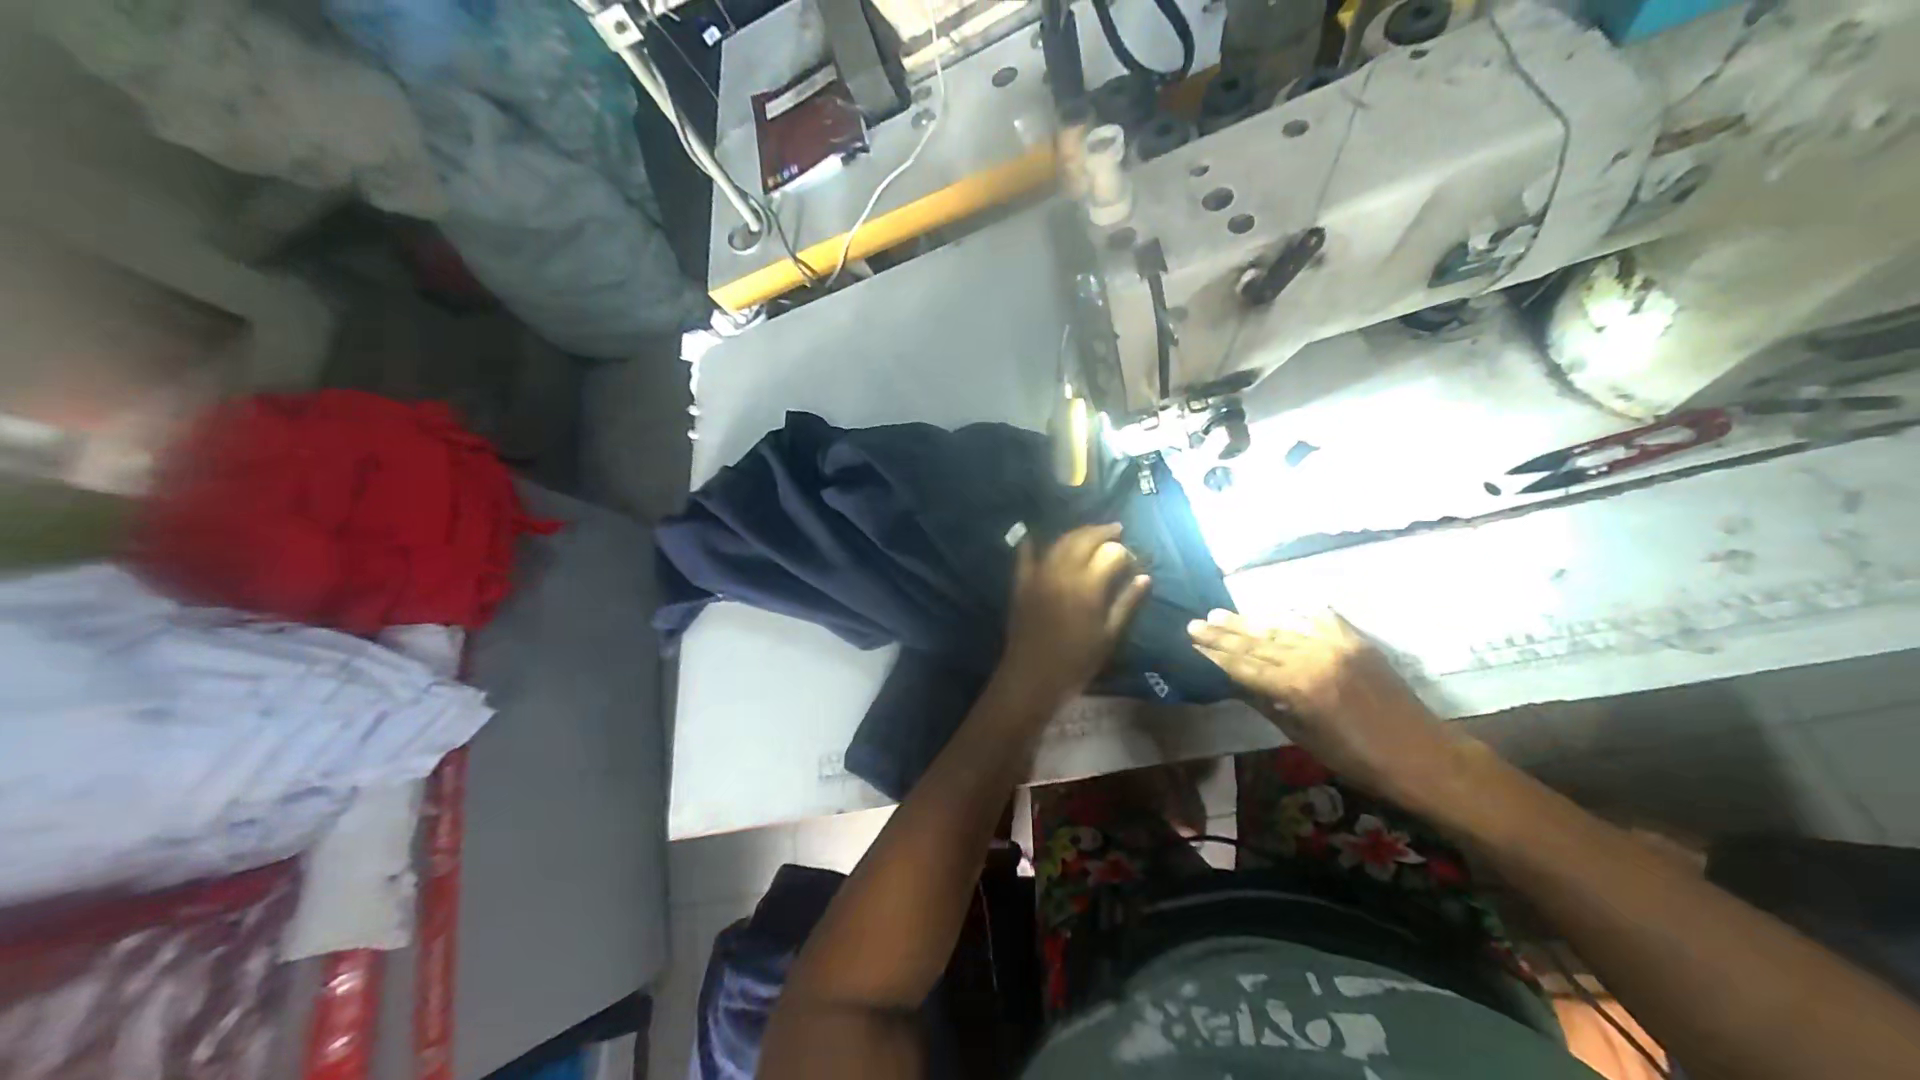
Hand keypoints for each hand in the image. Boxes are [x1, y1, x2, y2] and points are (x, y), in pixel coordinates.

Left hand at [999, 524, 1151, 708]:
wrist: (1032, 677)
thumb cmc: (1077, 661)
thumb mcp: (1109, 635)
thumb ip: (1127, 603)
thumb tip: (1144, 578)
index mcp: (1088, 586)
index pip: (1111, 553)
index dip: (1125, 554)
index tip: (1132, 562)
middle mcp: (1063, 572)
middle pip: (1084, 539)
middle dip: (1102, 531)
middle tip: (1116, 530)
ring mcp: (1039, 575)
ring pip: (1059, 542)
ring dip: (1076, 534)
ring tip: (1090, 534)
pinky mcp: (1021, 583)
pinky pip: (1025, 556)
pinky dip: (1031, 543)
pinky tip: (1034, 534)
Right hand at [1188, 609, 1470, 806]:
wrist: (1424, 756)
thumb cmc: (1359, 761)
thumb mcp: (1305, 738)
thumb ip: (1268, 705)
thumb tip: (1236, 683)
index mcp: (1299, 687)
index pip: (1246, 665)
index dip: (1216, 654)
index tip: (1192, 640)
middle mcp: (1314, 658)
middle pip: (1259, 642)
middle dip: (1224, 633)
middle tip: (1196, 622)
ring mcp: (1337, 646)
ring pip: (1283, 628)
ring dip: (1251, 622)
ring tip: (1221, 613)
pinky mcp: (1358, 642)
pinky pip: (1320, 620)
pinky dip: (1297, 615)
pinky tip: (1280, 609)